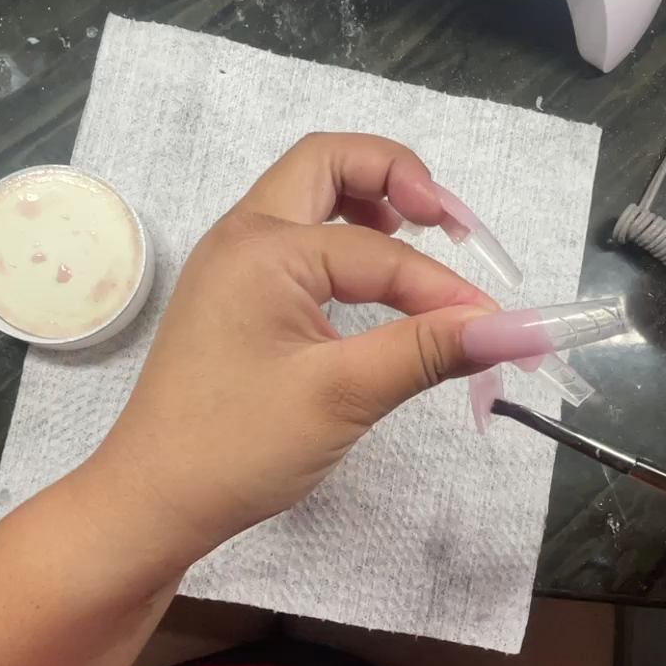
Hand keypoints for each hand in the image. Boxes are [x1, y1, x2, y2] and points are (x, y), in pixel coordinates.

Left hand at [89, 133, 500, 560]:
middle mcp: (243, 237)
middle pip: (326, 164)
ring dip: (366, 201)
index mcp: (263, 248)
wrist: (154, 501)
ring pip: (307, 198)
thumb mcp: (342, 396)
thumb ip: (428, 352)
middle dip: (396, 177)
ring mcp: (234, 267)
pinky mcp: (237, 300)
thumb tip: (511, 328)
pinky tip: (370, 280)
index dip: (444, 288)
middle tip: (448, 223)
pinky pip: (296, 241)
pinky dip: (342, 241)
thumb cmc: (237, 447)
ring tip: (417, 236)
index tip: (496, 327)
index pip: (380, 253)